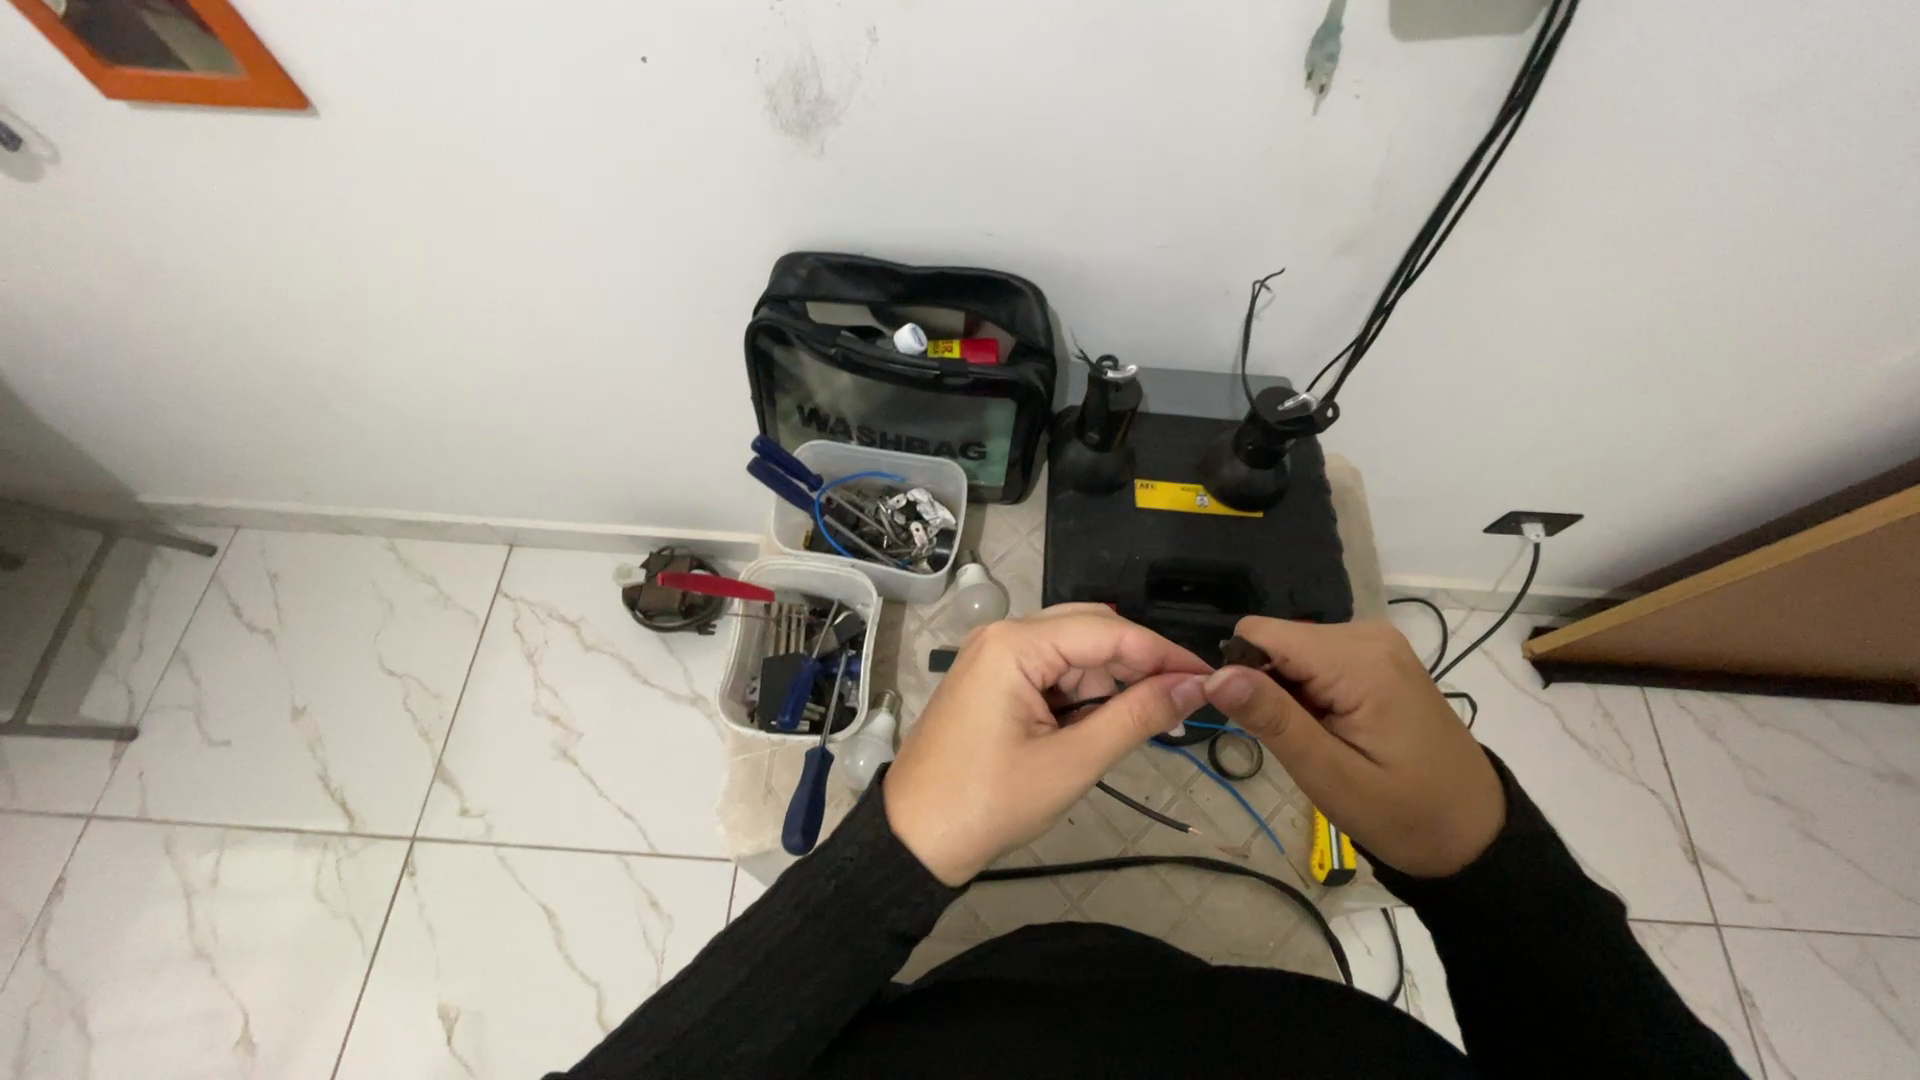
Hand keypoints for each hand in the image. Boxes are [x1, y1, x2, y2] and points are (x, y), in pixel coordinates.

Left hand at [883, 605, 1211, 885]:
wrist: (913, 839)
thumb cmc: (988, 803)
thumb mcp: (1071, 762)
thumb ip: (1136, 717)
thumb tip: (1194, 687)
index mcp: (1014, 644)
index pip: (1108, 631)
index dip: (1163, 653)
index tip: (1209, 678)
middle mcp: (1003, 636)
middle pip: (1090, 632)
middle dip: (1137, 666)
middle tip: (1182, 702)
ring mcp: (993, 656)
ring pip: (1072, 652)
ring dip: (1108, 684)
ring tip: (1141, 725)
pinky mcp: (992, 680)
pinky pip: (1049, 672)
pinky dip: (1080, 695)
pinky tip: (1101, 724)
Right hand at [1203, 618, 1505, 878]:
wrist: (1474, 832)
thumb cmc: (1403, 813)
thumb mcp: (1330, 776)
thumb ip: (1272, 719)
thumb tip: (1213, 675)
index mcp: (1357, 659)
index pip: (1259, 633)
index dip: (1241, 673)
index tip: (1260, 723)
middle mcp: (1366, 633)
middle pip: (1275, 639)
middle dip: (1267, 686)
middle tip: (1297, 741)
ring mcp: (1375, 642)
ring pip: (1289, 648)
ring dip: (1287, 691)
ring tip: (1316, 736)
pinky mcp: (1376, 655)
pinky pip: (1313, 657)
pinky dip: (1307, 690)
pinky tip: (1329, 725)